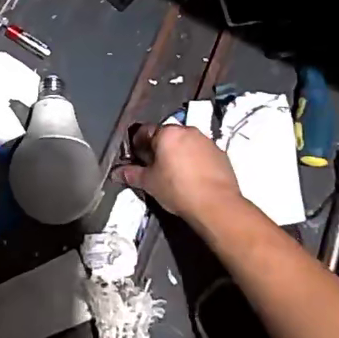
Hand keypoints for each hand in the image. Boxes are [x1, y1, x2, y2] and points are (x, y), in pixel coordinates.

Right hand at [119, 124, 246, 224]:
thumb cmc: (177, 189)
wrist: (217, 205)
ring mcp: (207, 142)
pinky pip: (202, 154)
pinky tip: (192, 178)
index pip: (145, 131)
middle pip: (167, 136)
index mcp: (167, 133)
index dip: (137, 145)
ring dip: (178, 154)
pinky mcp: (221, 155)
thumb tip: (117, 172)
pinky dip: (195, 161)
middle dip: (159, 149)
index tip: (136, 158)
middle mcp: (188, 131)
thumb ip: (131, 174)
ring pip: (186, 144)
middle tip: (154, 167)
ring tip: (174, 174)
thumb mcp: (149, 183)